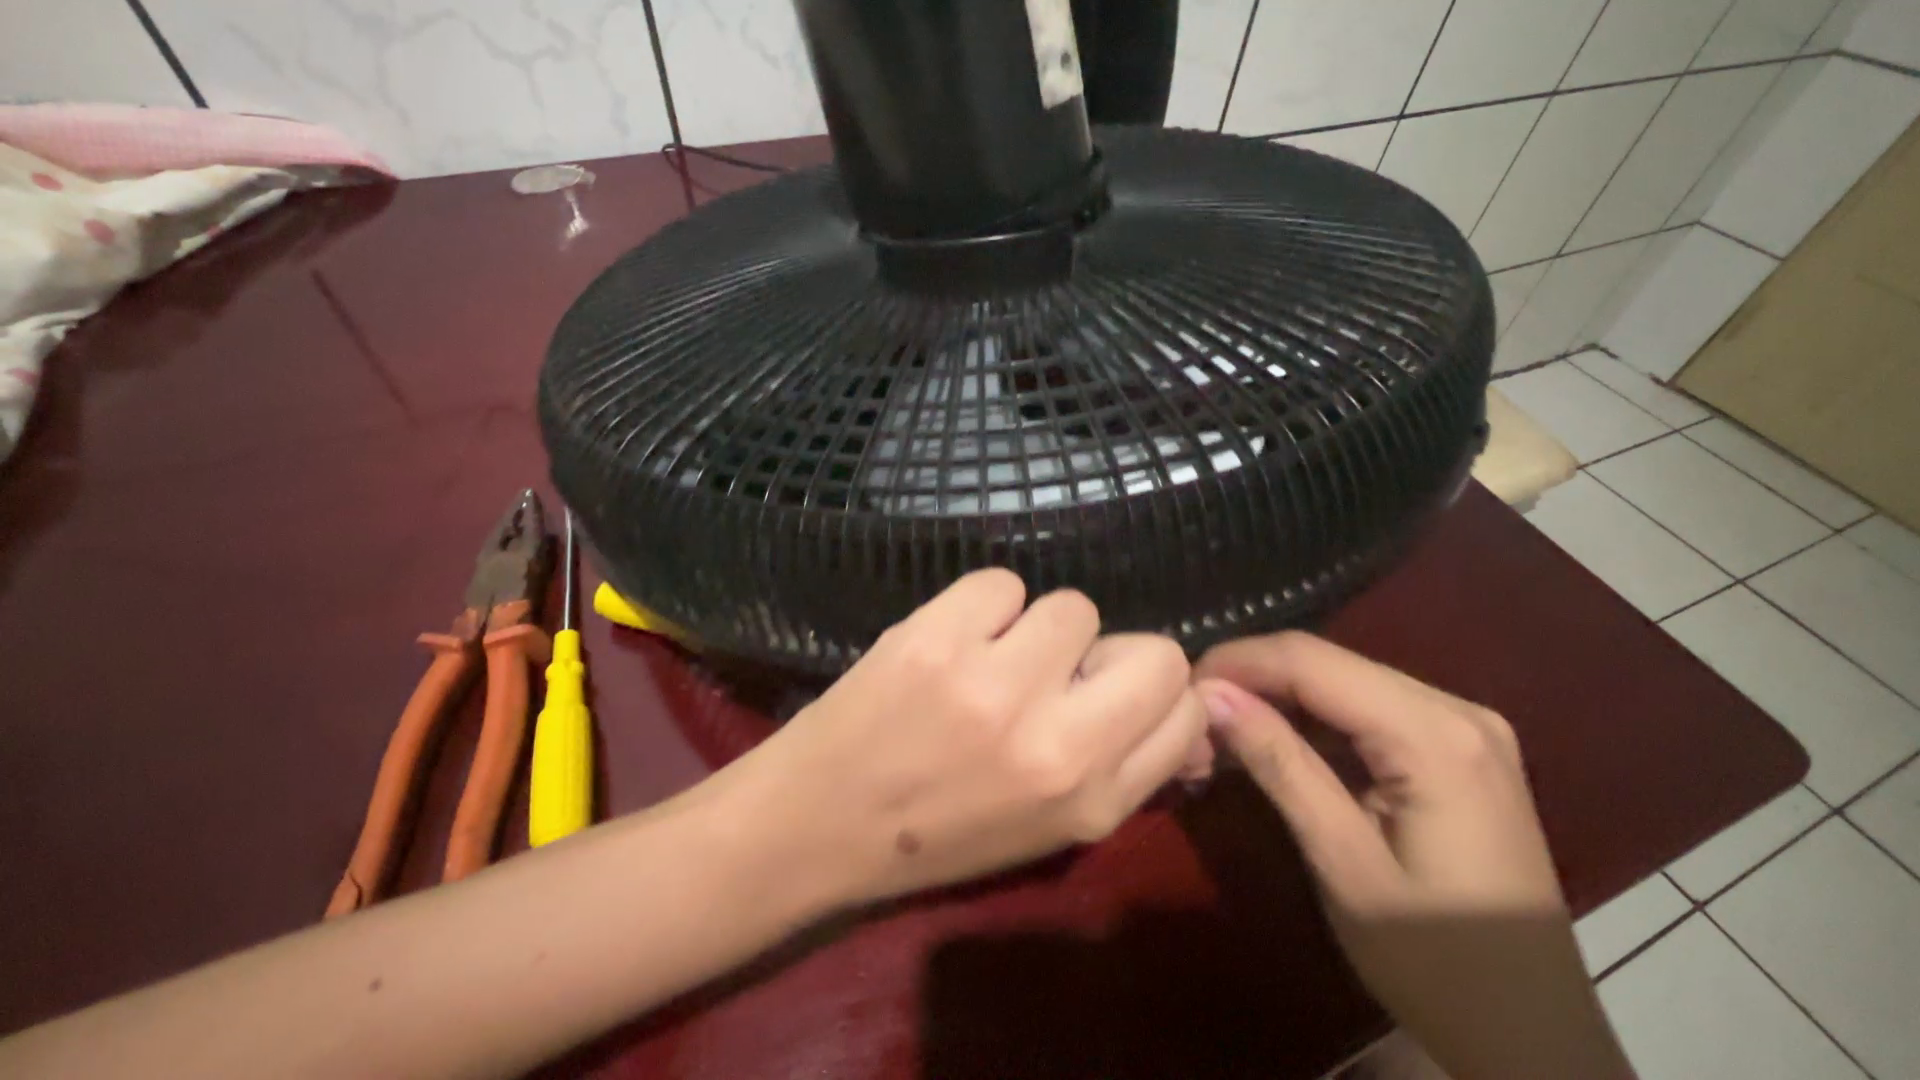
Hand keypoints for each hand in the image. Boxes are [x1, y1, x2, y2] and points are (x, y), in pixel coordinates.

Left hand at [730, 569, 1207, 908]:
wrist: (817, 825)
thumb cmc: (938, 835)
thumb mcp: (1051, 830)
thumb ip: (1125, 772)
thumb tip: (1186, 716)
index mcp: (1094, 801)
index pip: (1187, 712)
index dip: (1152, 695)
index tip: (1107, 695)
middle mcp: (1058, 744)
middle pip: (1156, 650)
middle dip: (1110, 655)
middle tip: (1053, 674)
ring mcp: (994, 684)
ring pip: (1073, 607)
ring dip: (1037, 629)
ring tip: (988, 661)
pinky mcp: (936, 638)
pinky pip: (1001, 583)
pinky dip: (981, 606)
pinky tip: (949, 643)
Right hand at [1195, 633, 1631, 1079]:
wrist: (1532, 1032)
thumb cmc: (1435, 959)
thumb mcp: (1342, 861)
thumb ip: (1280, 765)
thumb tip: (1209, 695)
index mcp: (1436, 735)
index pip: (1312, 660)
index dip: (1237, 662)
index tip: (1177, 689)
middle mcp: (1460, 710)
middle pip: (1332, 663)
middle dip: (1254, 679)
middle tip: (1193, 718)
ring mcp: (1468, 728)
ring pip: (1350, 682)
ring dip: (1282, 698)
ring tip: (1222, 731)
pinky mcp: (1464, 752)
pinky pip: (1375, 711)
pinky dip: (1319, 721)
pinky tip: (1279, 745)